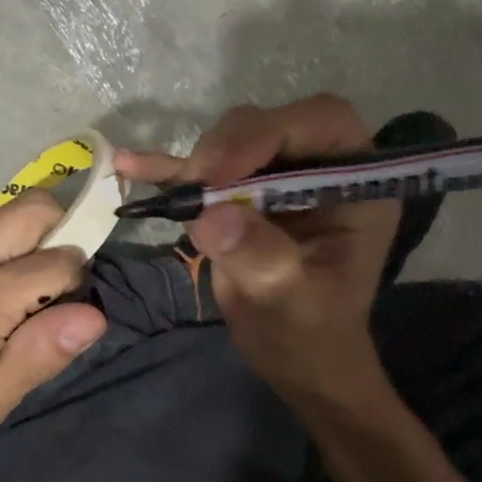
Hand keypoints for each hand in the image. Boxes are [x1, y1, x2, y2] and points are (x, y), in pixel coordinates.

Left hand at [0, 190, 107, 478]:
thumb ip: (43, 351)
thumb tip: (96, 315)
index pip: (56, 260)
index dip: (77, 283)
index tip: (70, 315)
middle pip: (32, 209)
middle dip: (63, 233)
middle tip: (61, 287)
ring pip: (5, 216)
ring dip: (32, 240)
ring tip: (29, 295)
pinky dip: (4, 249)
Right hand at [114, 94, 396, 402]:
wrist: (295, 358)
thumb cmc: (309, 333)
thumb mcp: (293, 301)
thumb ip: (262, 257)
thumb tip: (212, 217)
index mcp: (354, 183)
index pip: (321, 124)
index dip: (271, 133)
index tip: (221, 172)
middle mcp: (316, 169)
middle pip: (269, 127)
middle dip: (228, 149)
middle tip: (193, 188)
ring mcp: (272, 180)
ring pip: (231, 143)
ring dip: (198, 164)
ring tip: (177, 200)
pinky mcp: (234, 198)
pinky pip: (201, 175)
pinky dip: (165, 171)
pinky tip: (127, 163)